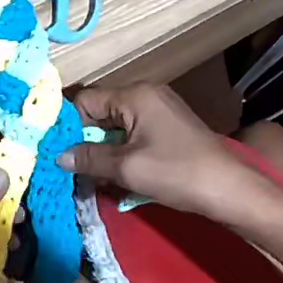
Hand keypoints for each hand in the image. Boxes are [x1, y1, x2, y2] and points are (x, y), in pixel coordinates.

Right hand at [57, 83, 273, 218]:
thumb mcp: (127, 168)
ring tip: (86, 173)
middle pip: (100, 111)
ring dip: (102, 148)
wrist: (229, 188)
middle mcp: (146, 95)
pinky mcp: (169, 128)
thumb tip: (58, 156)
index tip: (52, 149)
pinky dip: (121, 150)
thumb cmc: (177, 172)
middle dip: (83, 138)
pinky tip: (113, 173)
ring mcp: (160, 110)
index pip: (86, 100)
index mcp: (135, 95)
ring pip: (116, 125)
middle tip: (66, 164)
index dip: (67, 124)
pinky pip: (133, 133)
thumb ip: (89, 158)